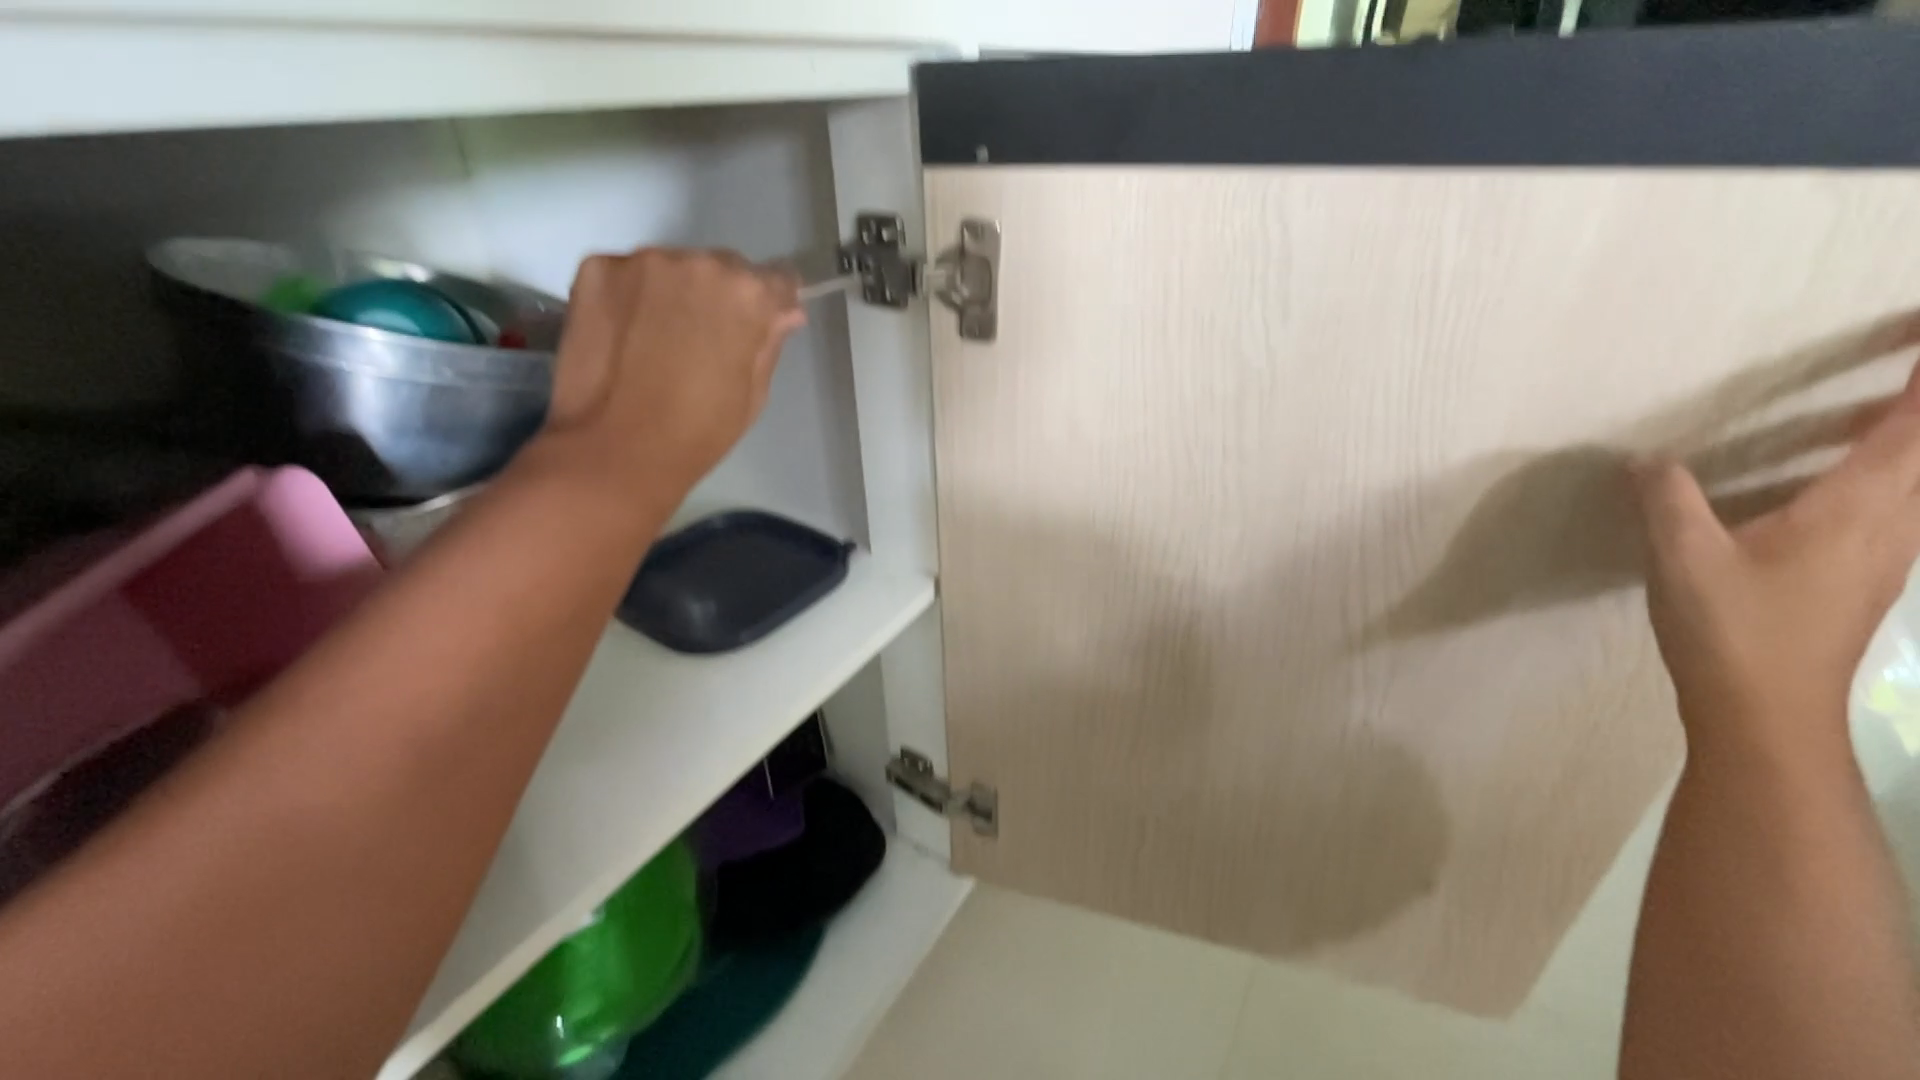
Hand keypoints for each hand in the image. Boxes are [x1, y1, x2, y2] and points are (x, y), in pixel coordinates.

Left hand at [538, 248, 804, 497]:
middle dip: (718, 296)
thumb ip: (769, 341)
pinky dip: (629, 297)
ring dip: (671, 294)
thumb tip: (783, 312)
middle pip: (721, 268)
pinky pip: (626, 275)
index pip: (778, 278)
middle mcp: (700, 263)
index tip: (757, 326)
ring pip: (671, 269)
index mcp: (749, 294)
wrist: (613, 450)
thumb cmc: (698, 432)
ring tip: (655, 342)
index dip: (770, 304)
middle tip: (700, 342)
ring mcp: (643, 262)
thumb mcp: (754, 393)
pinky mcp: (596, 269)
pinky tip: (623, 335)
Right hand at [1635, 365, 1919, 758]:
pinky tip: (1834, 469)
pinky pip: (1900, 496)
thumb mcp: (1682, 558)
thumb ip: (1667, 498)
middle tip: (1892, 351)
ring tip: (1865, 401)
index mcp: (1859, 504)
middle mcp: (1894, 518)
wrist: (1766, 712)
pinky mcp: (1867, 568)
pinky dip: (1886, 463)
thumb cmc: (1734, 631)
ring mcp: (1888, 547)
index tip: (1911, 323)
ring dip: (1907, 429)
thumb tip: (1648, 458)